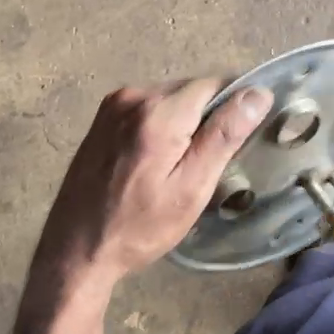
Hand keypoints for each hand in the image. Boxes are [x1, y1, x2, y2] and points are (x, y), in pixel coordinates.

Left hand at [29, 80, 270, 293]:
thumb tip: (258, 94)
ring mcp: (114, 104)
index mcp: (158, 111)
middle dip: (206, 119)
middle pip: (192, 90)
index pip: (215, 84)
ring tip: (177, 167)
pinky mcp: (103, 116)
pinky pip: (148, 108)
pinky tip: (154, 162)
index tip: (234, 142)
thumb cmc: (139, 228)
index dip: (232, 109)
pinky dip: (160, 127)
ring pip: (171, 100)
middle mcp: (134, 95)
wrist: (74, 250)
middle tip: (204, 165)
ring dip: (183, 123)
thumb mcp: (191, 188)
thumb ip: (224, 136)